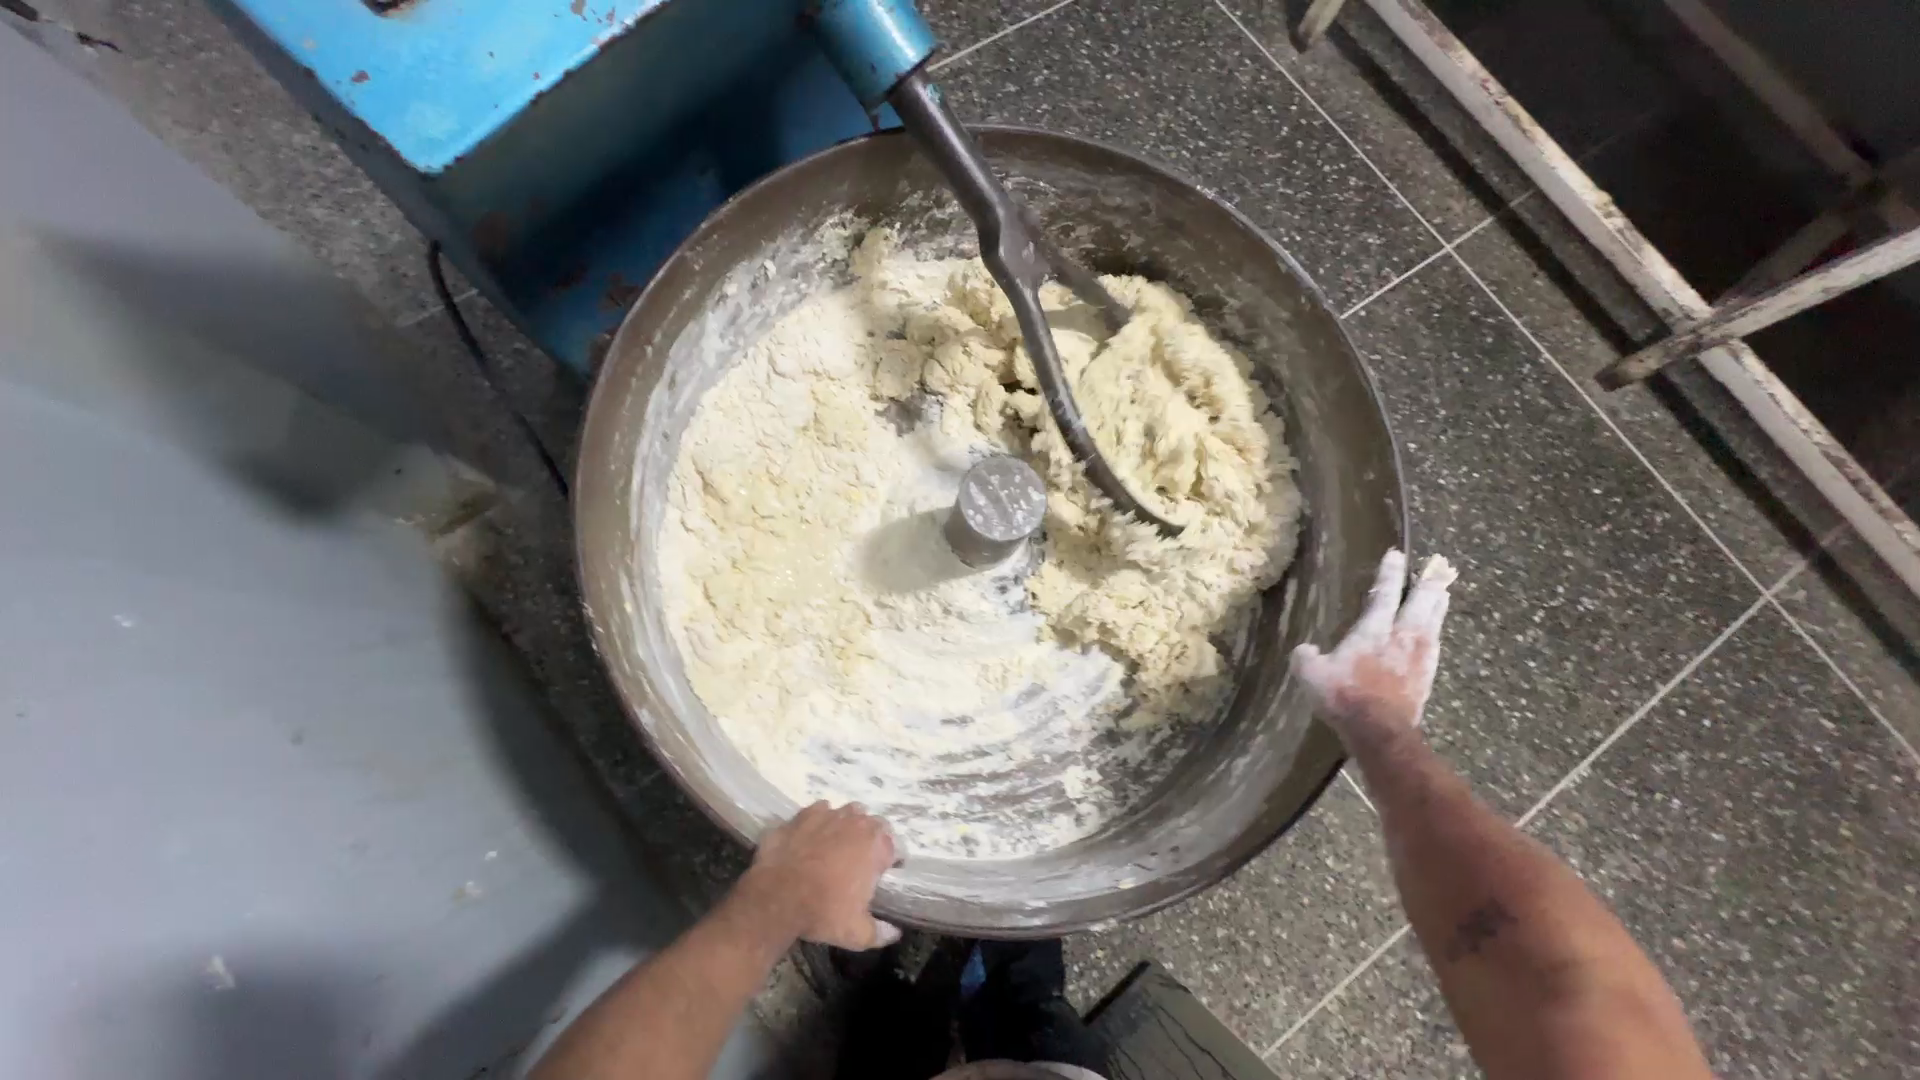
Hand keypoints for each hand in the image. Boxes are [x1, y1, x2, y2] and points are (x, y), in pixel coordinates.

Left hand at [735, 801, 899, 950]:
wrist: (775, 897)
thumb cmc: (822, 912)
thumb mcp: (857, 934)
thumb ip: (880, 933)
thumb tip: (895, 933)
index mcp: (875, 846)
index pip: (894, 846)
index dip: (889, 861)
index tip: (881, 874)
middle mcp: (856, 822)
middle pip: (872, 824)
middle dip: (870, 839)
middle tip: (859, 862)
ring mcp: (828, 814)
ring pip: (845, 813)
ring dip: (845, 826)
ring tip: (835, 847)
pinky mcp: (801, 815)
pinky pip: (817, 812)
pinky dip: (818, 823)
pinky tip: (811, 839)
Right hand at [1291, 549, 1455, 752]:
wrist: (1379, 731)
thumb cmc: (1343, 696)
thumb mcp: (1310, 674)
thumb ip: (1307, 656)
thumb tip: (1307, 650)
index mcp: (1372, 631)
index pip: (1384, 594)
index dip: (1389, 573)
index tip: (1396, 554)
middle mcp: (1400, 637)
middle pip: (1420, 603)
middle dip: (1427, 584)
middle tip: (1438, 568)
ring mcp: (1417, 657)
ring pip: (1432, 622)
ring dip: (1438, 605)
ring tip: (1443, 593)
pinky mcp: (1426, 677)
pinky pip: (1434, 646)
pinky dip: (1436, 633)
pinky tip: (1437, 633)